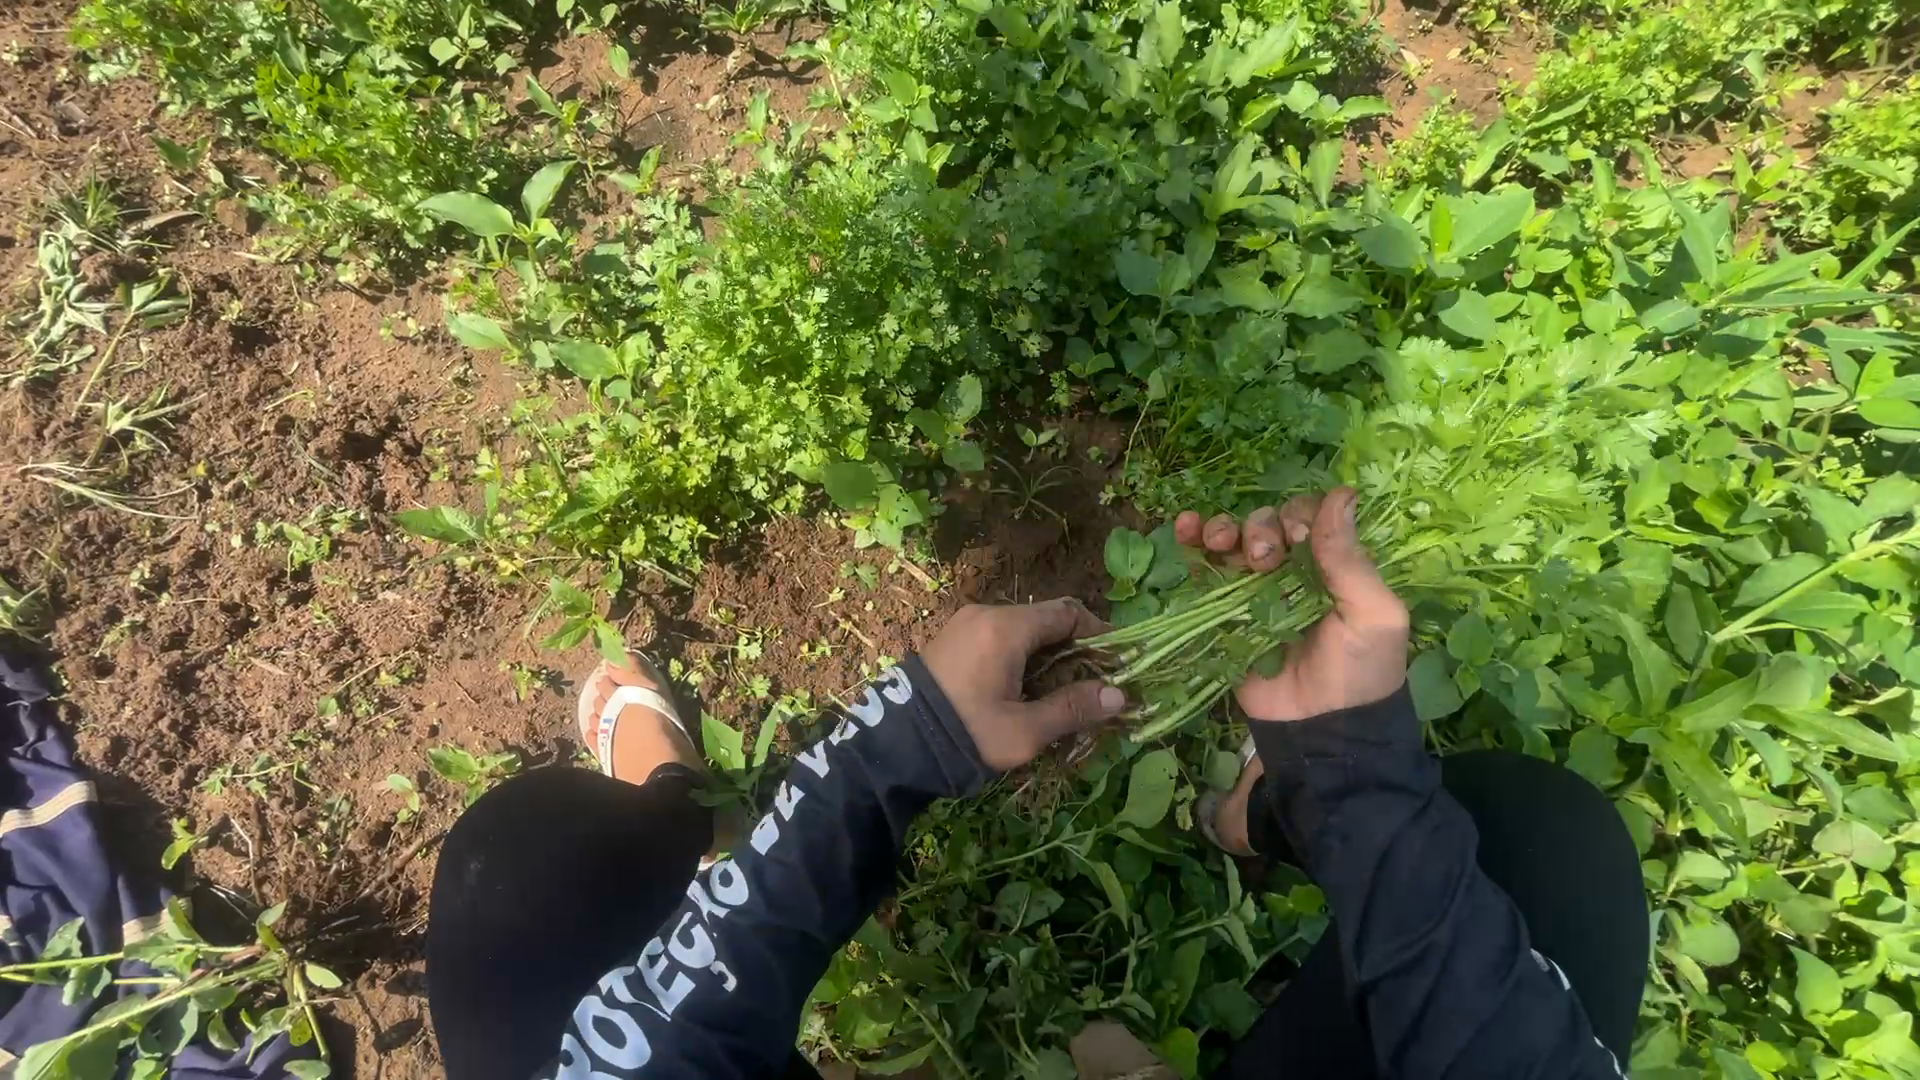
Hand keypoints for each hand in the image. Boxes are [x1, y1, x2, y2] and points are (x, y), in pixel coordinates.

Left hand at [920, 598, 1127, 770]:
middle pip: (1045, 619)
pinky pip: (998, 637)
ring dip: (1048, 654)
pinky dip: (1021, 656)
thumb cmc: (965, 735)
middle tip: (1093, 684)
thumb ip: (1073, 708)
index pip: (1068, 614)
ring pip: (1022, 629)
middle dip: (1075, 648)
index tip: (1117, 665)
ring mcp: (964, 624)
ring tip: (1062, 692)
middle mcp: (985, 614)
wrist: (892, 747)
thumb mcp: (1024, 731)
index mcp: (1005, 627)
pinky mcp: (952, 640)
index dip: (1099, 636)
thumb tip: (1120, 695)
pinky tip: (1027, 689)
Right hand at [1174, 487, 1408, 722]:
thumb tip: (1342, 491)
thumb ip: (1351, 559)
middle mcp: (1291, 568)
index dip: (1298, 517)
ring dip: (1224, 528)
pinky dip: (1192, 539)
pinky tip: (1186, 526)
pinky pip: (1203, 566)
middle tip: (1265, 559)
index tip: (1298, 540)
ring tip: (1223, 543)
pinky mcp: (1220, 607)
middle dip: (1261, 529)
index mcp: (1331, 564)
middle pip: (1266, 522)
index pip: (1309, 516)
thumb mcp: (1372, 614)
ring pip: (1233, 537)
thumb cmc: (1358, 670)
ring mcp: (1252, 586)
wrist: (1317, 727)